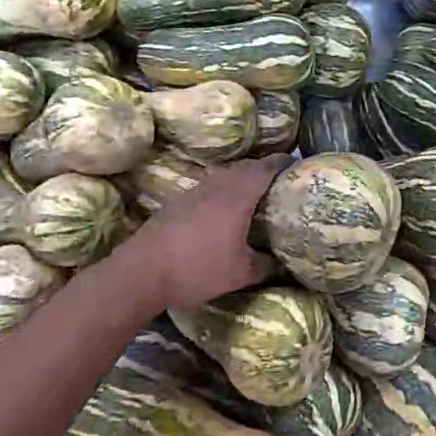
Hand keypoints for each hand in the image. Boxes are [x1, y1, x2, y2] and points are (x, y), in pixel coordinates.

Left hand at [122, 154, 288, 309]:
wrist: (142, 272)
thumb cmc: (197, 269)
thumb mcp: (240, 274)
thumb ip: (265, 265)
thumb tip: (281, 262)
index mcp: (236, 198)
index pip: (262, 170)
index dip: (280, 163)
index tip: (293, 161)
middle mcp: (215, 188)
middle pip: (242, 167)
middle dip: (261, 168)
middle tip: (277, 178)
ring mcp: (192, 193)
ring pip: (222, 175)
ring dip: (239, 177)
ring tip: (251, 191)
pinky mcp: (176, 203)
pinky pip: (207, 187)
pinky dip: (221, 189)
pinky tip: (221, 208)